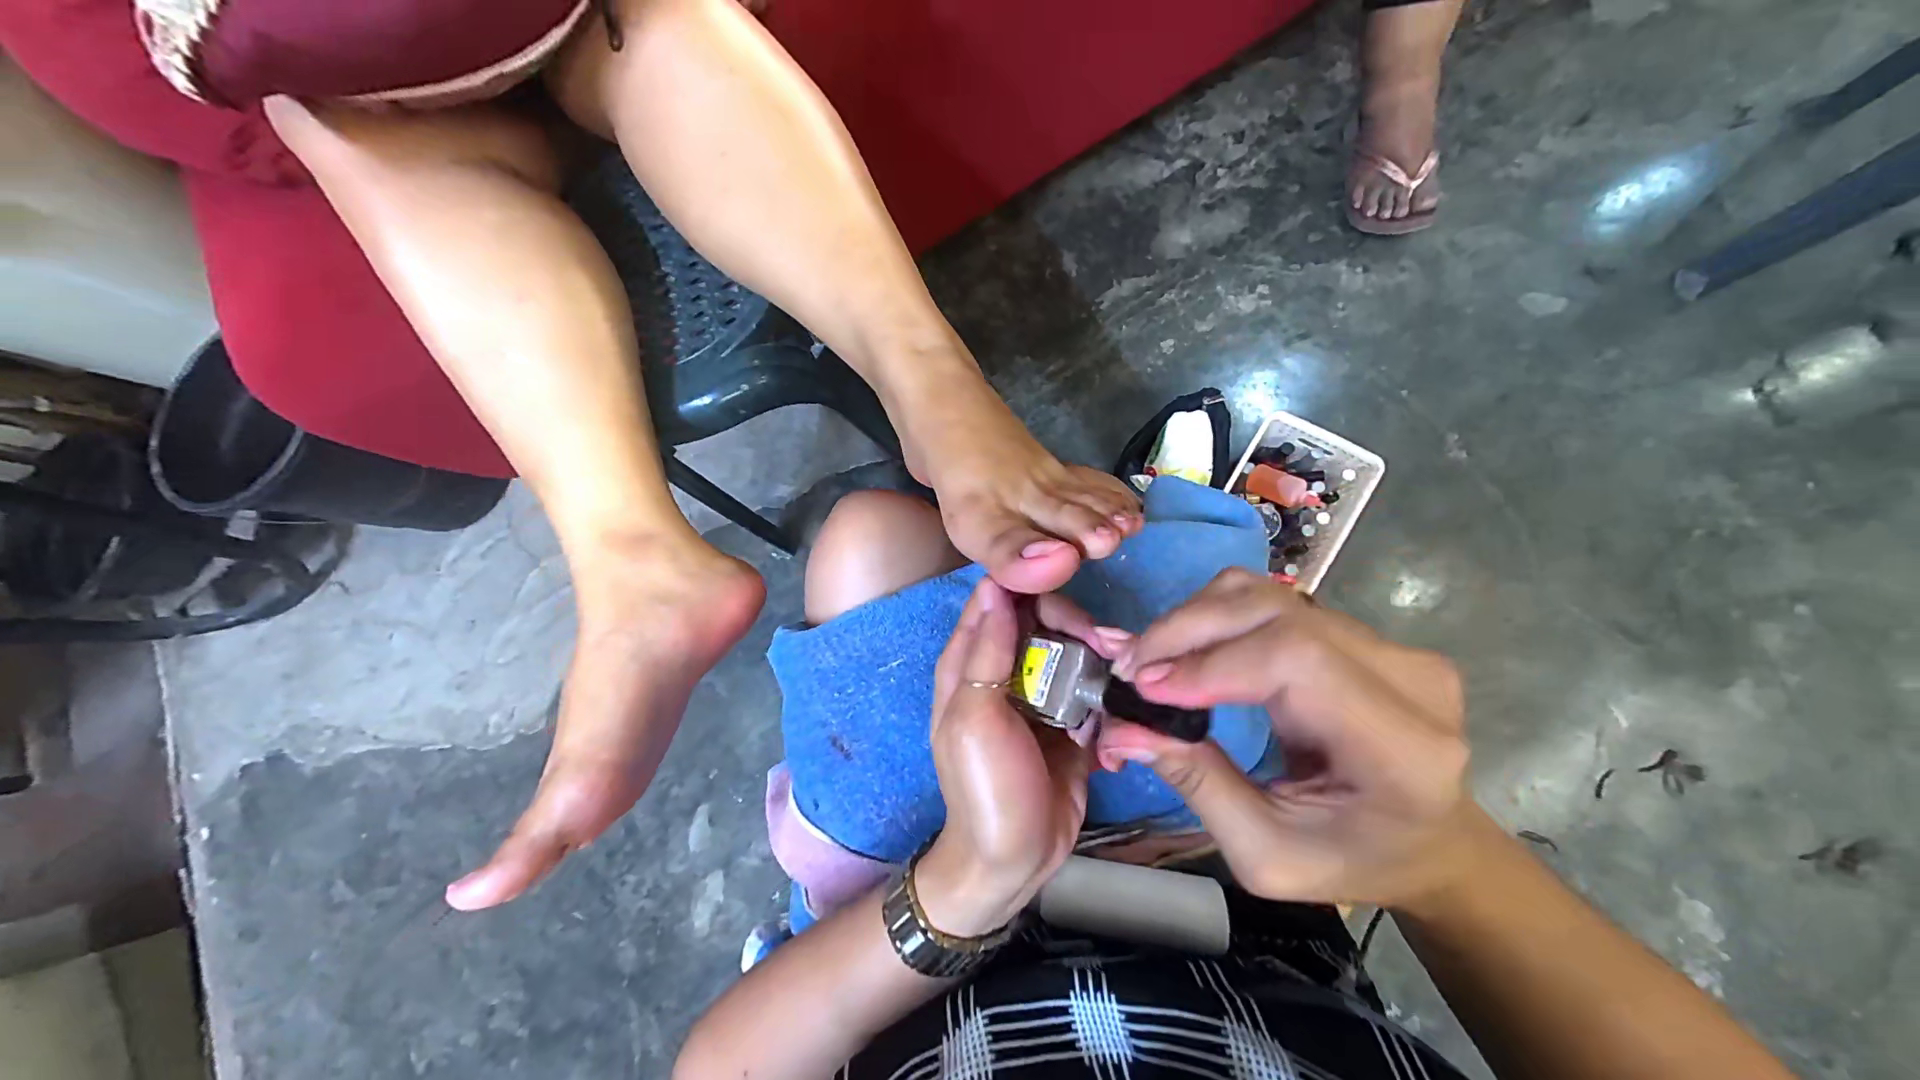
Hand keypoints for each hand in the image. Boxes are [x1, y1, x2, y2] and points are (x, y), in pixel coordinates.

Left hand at [915, 579, 1114, 936]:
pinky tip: (1128, 698)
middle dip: (1081, 626)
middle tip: (1110, 646)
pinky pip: (1097, 689)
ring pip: (1077, 651)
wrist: (1015, 861)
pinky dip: (1113, 690)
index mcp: (971, 664)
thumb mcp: (975, 717)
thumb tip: (994, 586)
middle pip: (1047, 622)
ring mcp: (1043, 695)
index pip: (1000, 601)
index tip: (1069, 601)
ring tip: (1127, 671)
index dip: (1034, 592)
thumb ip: (986, 653)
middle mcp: (1007, 671)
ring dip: (1105, 657)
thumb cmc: (985, 786)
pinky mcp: (1074, 720)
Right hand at [1098, 568, 1471, 909]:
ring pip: (1267, 596)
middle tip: (1128, 667)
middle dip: (1186, 631)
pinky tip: (1187, 648)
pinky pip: (1272, 601)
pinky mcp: (1363, 632)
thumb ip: (1196, 785)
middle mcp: (1407, 679)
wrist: (1426, 842)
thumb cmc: (1352, 861)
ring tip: (1151, 659)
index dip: (1210, 662)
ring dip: (1194, 618)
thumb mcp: (1267, 854)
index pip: (1297, 661)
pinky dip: (1215, 616)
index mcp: (1403, 749)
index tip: (1142, 686)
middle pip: (1276, 613)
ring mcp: (1390, 646)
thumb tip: (1120, 729)